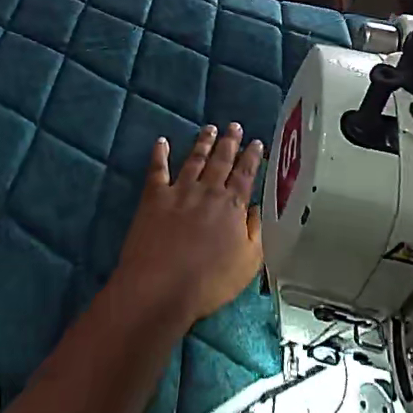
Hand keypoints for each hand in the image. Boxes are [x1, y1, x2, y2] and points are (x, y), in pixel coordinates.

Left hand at [113, 124, 264, 325]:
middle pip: (221, 160)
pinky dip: (160, 153)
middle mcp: (207, 191)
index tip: (256, 142)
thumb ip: (256, 232)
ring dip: (203, 142)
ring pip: (194, 159)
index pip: (245, 175)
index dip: (252, 157)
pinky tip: (162, 141)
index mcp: (232, 206)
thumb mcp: (248, 263)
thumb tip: (258, 208)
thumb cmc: (209, 282)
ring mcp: (179, 190)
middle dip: (229, 142)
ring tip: (209, 128)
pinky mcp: (154, 196)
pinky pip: (157, 168)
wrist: (161, 287)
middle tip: (234, 126)